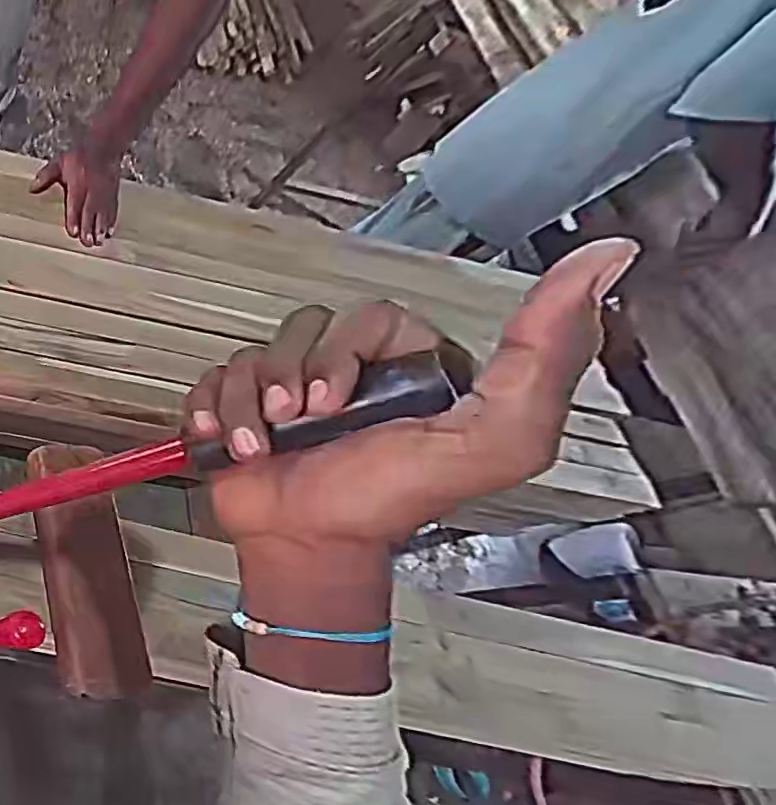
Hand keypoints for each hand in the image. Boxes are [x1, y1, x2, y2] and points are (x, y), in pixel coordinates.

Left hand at [30, 138, 122, 246]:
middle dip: (90, 227)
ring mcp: (105, 189)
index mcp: (78, 181)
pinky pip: (113, 207)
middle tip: (88, 242)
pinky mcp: (113, 191)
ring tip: (100, 241)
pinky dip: (112, 220)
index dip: (75, 218)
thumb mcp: (60, 161)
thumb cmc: (79, 156)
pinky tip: (110, 231)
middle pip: (91, 210)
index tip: (74, 232)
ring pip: (104, 211)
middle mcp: (93, 187)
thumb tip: (32, 187)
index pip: (76, 203)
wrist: (105, 144)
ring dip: (102, 227)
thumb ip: (47, 175)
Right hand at [188, 238, 639, 552]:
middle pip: (298, 330)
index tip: (331, 403)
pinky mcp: (233, 415)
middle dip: (284, 377)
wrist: (307, 543)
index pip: (364, 318)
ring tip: (252, 445)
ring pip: (248, 359)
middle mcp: (337, 374)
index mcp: (399, 368)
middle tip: (293, 421)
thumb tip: (598, 261)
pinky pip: (208, 385)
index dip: (337, 353)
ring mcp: (278, 394)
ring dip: (242, 405)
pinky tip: (219, 440)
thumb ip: (542, 357)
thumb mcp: (493, 437)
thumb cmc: (388, 501)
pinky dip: (207, 412)